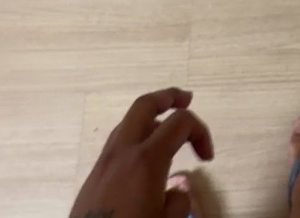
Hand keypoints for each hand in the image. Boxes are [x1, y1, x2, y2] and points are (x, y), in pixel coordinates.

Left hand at [70, 87, 214, 217]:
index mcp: (146, 159)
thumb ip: (178, 202)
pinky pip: (116, 143)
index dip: (201, 131)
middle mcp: (122, 152)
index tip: (208, 157)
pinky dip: (134, 137)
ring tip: (165, 127)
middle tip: (186, 99)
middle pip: (144, 104)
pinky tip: (142, 155)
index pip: (180, 122)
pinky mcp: (91, 178)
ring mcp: (103, 163)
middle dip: (168, 96)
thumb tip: (174, 192)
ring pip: (127, 122)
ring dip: (149, 117)